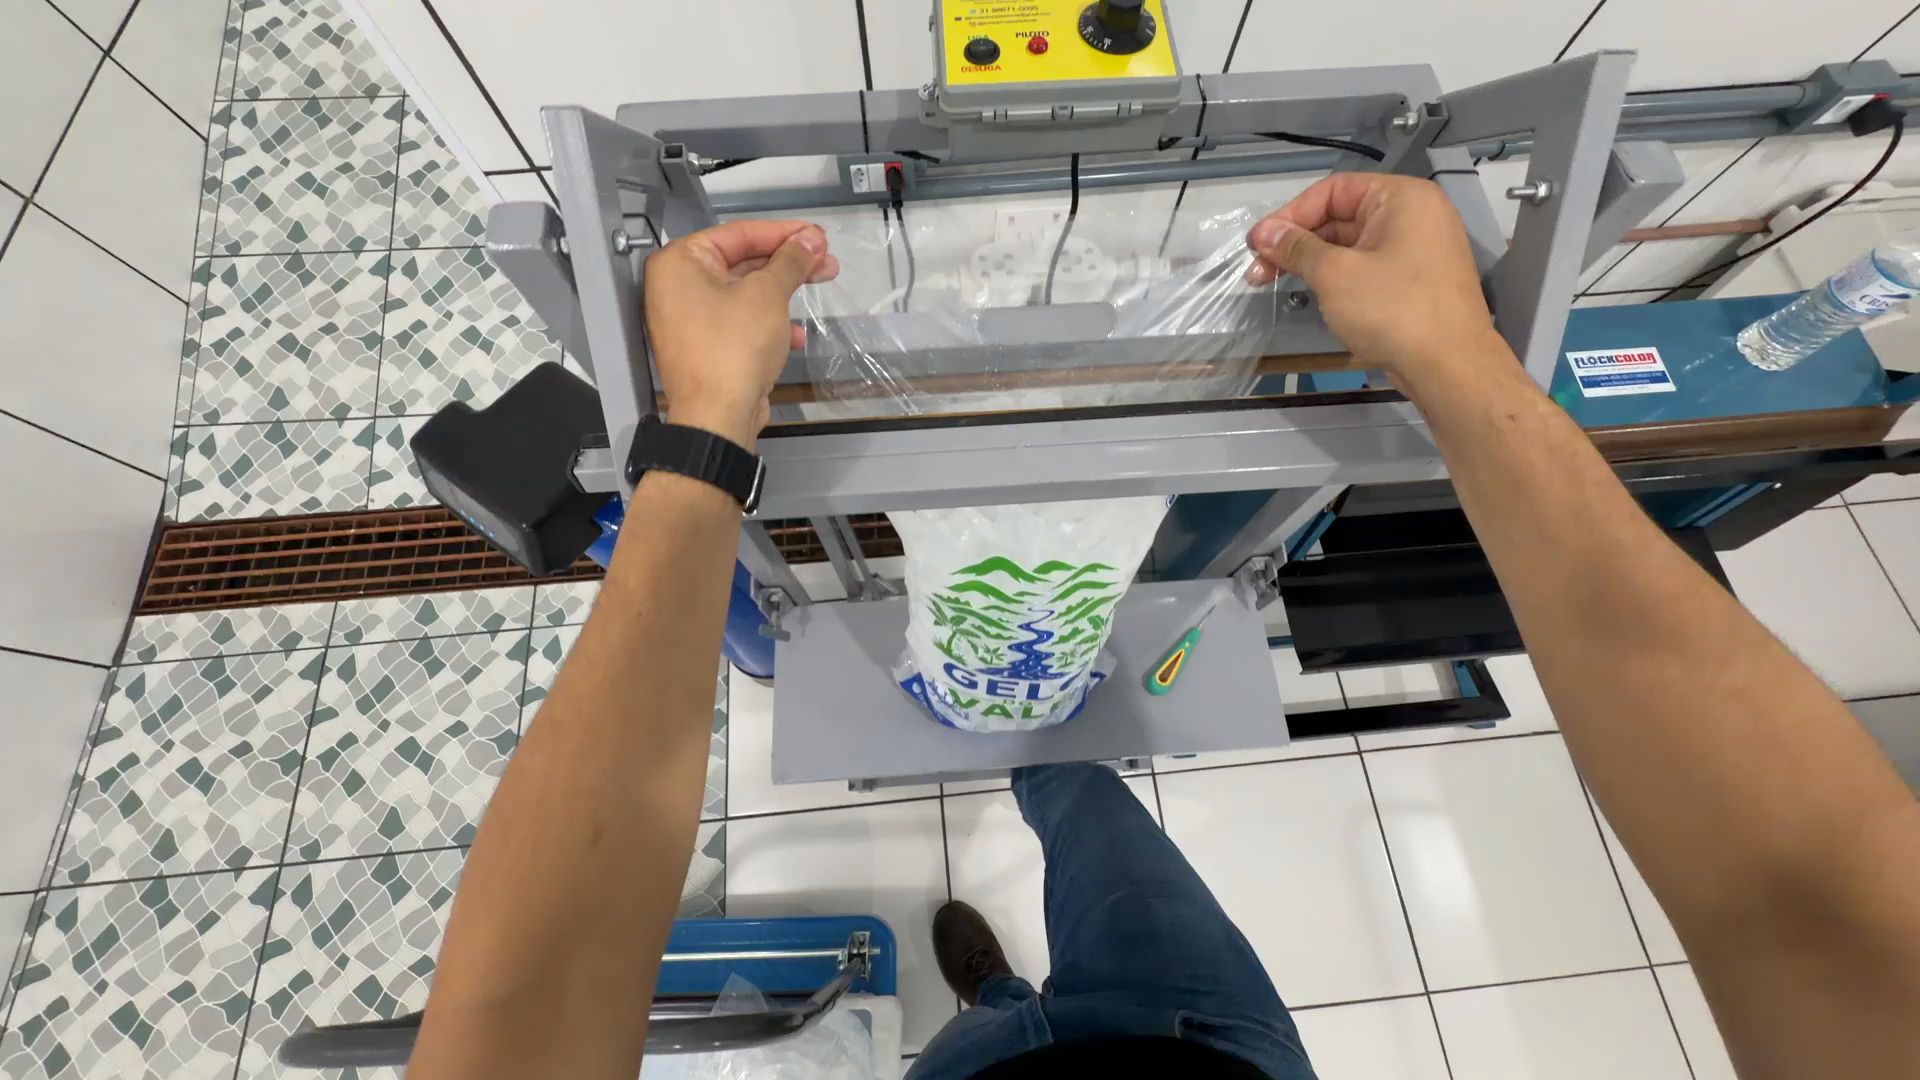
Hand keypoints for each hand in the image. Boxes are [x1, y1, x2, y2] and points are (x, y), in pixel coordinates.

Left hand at [643, 220, 838, 448]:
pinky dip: (768, 324)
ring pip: (744, 294)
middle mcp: (678, 287)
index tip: (816, 237)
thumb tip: (809, 242)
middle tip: (823, 261)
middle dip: (787, 264)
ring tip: (818, 289)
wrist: (719, 415)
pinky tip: (794, 334)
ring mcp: (690, 320)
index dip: (784, 234)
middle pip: (742, 263)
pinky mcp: (705, 347)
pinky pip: (739, 323)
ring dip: (783, 294)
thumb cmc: (732, 350)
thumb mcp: (768, 295)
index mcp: (681, 263)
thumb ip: (790, 262)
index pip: (740, 234)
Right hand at [1245, 174, 1497, 373]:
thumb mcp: (1335, 274)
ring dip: (1310, 261)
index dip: (1289, 215)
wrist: (1446, 363)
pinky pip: (1364, 266)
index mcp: (1401, 198)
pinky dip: (1333, 275)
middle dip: (1295, 242)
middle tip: (1258, 270)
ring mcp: (1414, 249)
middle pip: (1340, 217)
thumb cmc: (1392, 310)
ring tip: (1273, 283)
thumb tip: (1263, 233)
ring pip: (1349, 245)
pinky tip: (1310, 292)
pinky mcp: (1411, 280)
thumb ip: (1297, 249)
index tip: (1256, 244)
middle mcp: (1412, 215)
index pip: (1333, 191)